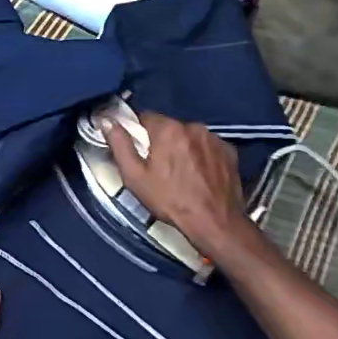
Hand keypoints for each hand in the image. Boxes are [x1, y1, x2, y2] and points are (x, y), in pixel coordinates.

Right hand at [102, 112, 250, 256]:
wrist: (214, 221)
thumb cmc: (170, 201)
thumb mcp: (135, 177)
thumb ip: (120, 145)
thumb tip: (108, 122)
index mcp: (168, 130)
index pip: (146, 117)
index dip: (138, 133)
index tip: (138, 150)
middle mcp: (193, 127)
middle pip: (170, 128)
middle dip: (162, 143)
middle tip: (159, 168)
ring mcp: (214, 138)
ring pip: (190, 137)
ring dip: (183, 149)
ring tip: (182, 175)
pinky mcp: (229, 151)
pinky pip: (208, 148)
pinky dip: (202, 157)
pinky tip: (200, 176)